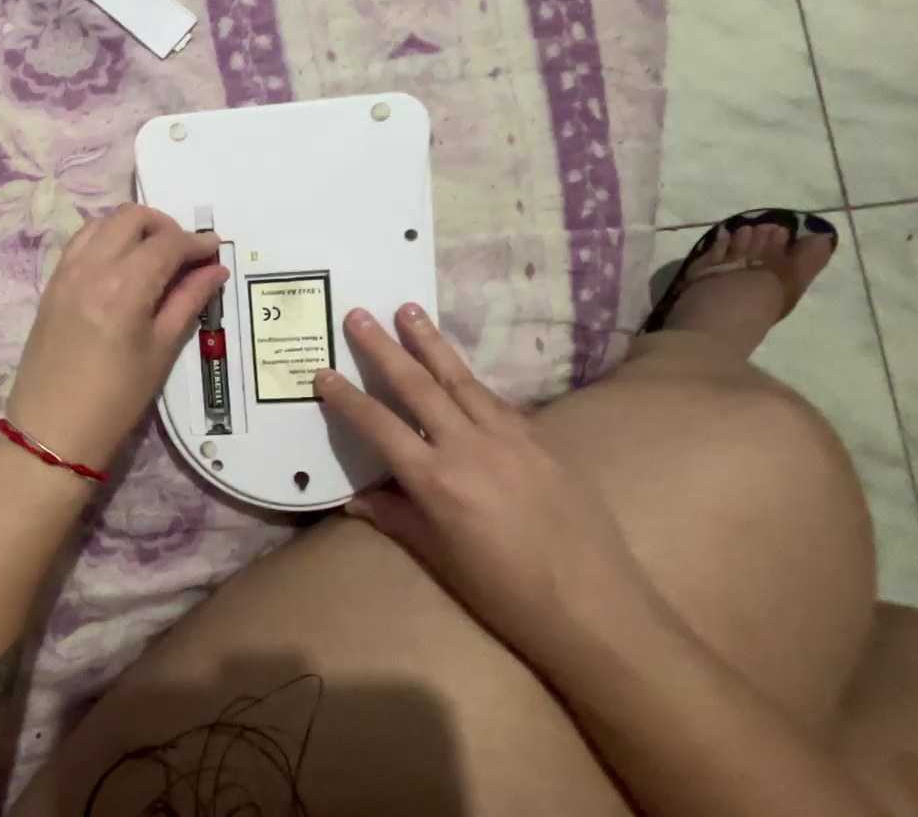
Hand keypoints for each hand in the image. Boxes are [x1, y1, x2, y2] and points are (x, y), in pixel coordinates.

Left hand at [4, 204, 227, 471]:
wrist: (52, 430)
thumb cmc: (116, 399)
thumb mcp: (160, 351)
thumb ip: (188, 301)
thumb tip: (215, 270)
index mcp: (124, 286)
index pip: (168, 243)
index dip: (196, 242)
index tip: (215, 250)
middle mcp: (92, 267)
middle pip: (131, 217)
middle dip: (164, 226)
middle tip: (184, 253)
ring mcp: (66, 272)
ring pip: (102, 222)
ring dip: (132, 228)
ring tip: (153, 257)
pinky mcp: (51, 283)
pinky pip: (80, 242)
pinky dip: (105, 239)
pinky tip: (121, 266)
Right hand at [314, 304, 666, 668]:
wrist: (594, 606)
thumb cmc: (505, 593)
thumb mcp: (439, 558)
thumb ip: (395, 518)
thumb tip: (355, 498)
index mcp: (436, 481)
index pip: (379, 426)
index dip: (347, 398)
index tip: (323, 372)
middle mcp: (469, 447)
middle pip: (418, 385)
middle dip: (384, 347)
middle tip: (358, 314)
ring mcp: (509, 438)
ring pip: (460, 378)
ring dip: (430, 342)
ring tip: (408, 310)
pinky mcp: (540, 439)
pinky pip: (495, 399)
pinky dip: (468, 377)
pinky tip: (457, 367)